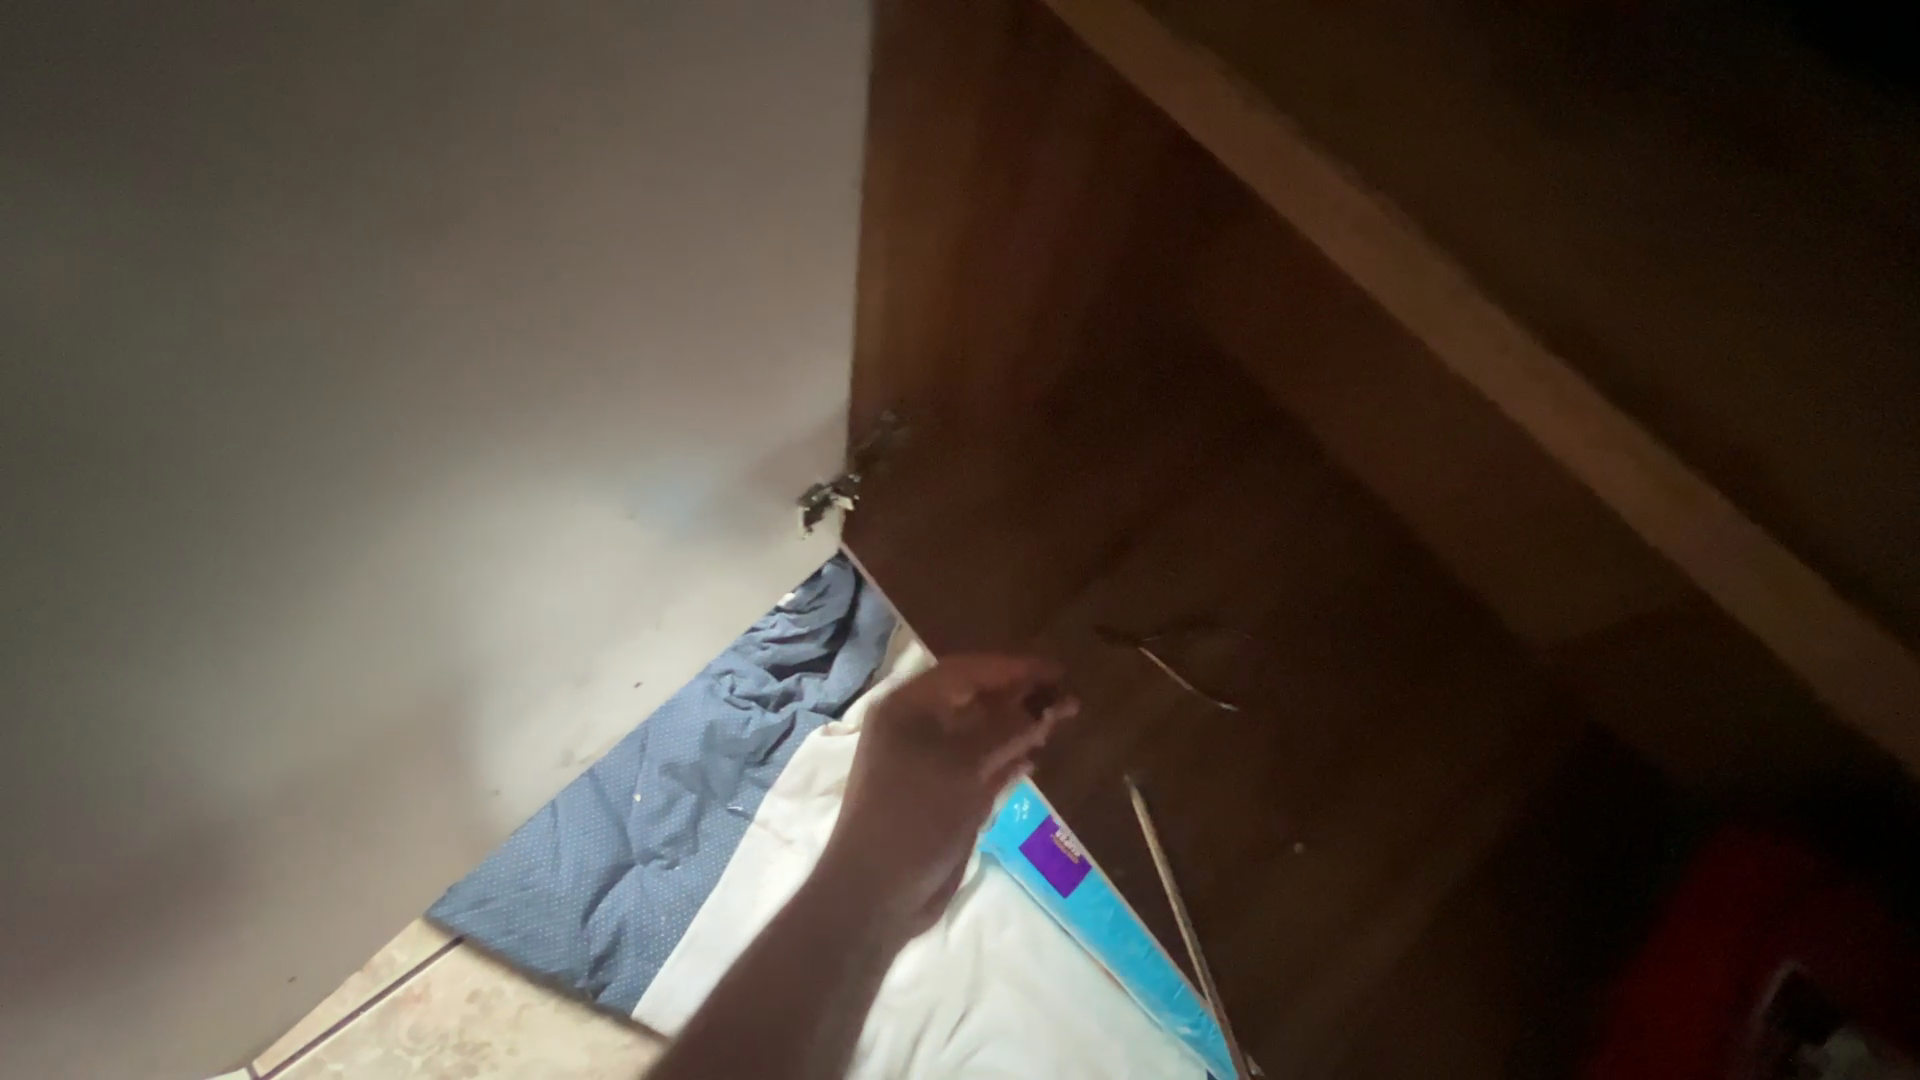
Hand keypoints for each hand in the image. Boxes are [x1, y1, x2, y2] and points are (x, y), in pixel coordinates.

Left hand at [815, 655, 1078, 938]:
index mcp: (908, 707)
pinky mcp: (943, 791)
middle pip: (976, 699)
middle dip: (1019, 696)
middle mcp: (917, 726)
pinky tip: (1035, 759)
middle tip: (1067, 694)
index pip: (967, 672)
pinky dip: (1007, 759)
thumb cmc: (912, 818)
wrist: (876, 895)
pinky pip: (981, 764)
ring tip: (1061, 721)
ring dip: (1018, 727)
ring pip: (981, 732)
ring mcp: (930, 760)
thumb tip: (1055, 705)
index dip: (1014, 668)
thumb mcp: (963, 769)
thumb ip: (1009, 733)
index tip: (1058, 670)